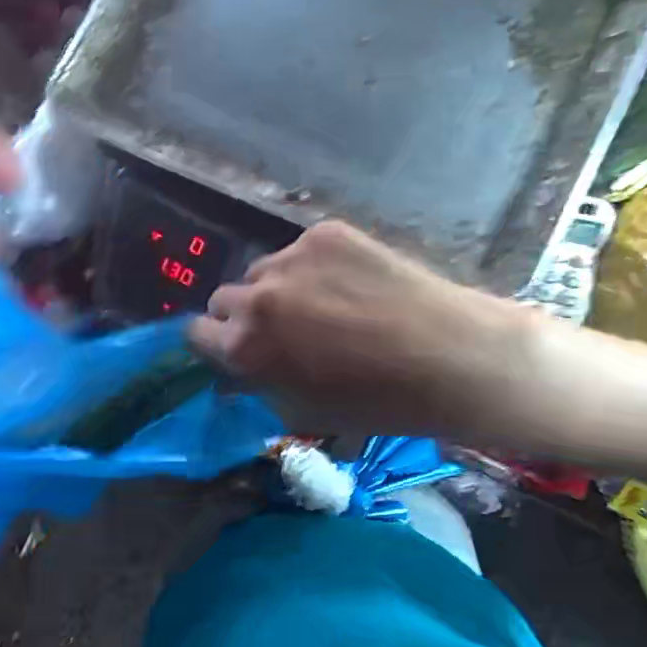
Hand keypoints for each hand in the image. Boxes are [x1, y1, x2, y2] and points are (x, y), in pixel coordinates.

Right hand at [188, 221, 526, 436]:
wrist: (450, 357)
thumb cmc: (377, 403)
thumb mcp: (304, 413)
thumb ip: (258, 385)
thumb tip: (238, 369)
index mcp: (245, 347)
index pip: (197, 333)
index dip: (216, 344)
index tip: (234, 349)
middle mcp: (258, 296)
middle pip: (225, 297)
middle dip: (244, 316)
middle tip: (283, 331)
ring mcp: (293, 257)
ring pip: (265, 271)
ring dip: (279, 289)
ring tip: (325, 306)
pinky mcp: (327, 232)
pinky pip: (301, 251)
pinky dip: (315, 268)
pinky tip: (353, 285)